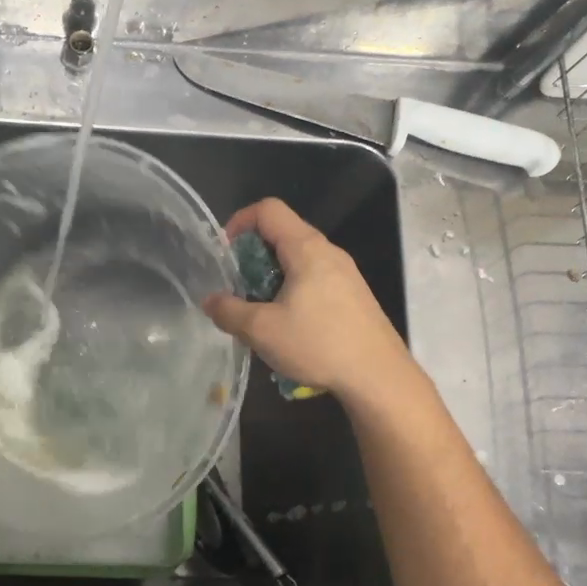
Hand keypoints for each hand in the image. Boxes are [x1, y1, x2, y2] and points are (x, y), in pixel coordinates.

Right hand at [201, 198, 411, 402]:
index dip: (240, 222)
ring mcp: (344, 273)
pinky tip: (286, 325)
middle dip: (251, 256)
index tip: (224, 254)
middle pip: (283, 234)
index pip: (269, 210)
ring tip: (257, 311)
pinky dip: (290, 290)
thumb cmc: (318, 344)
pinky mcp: (352, 295)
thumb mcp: (261, 330)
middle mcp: (328, 252)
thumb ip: (229, 311)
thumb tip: (210, 300)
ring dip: (270, 277)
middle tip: (236, 288)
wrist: (377, 375)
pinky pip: (313, 279)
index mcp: (306, 249)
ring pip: (297, 260)